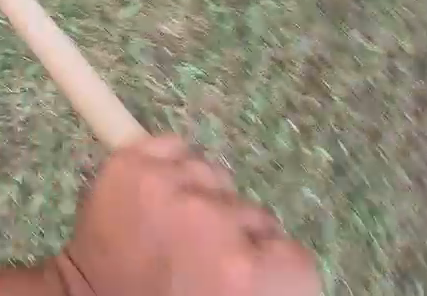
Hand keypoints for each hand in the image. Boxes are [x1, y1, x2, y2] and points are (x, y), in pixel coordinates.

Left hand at [49, 136, 319, 295]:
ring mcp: (166, 184)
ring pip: (214, 174)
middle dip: (239, 232)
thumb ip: (263, 283)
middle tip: (209, 253)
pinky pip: (174, 144)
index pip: (296, 257)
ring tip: (183, 221)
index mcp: (245, 273)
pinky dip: (175, 161)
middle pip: (253, 213)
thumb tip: (277, 259)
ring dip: (206, 194)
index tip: (257, 273)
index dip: (278, 267)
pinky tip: (166, 189)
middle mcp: (210, 220)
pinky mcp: (131, 161)